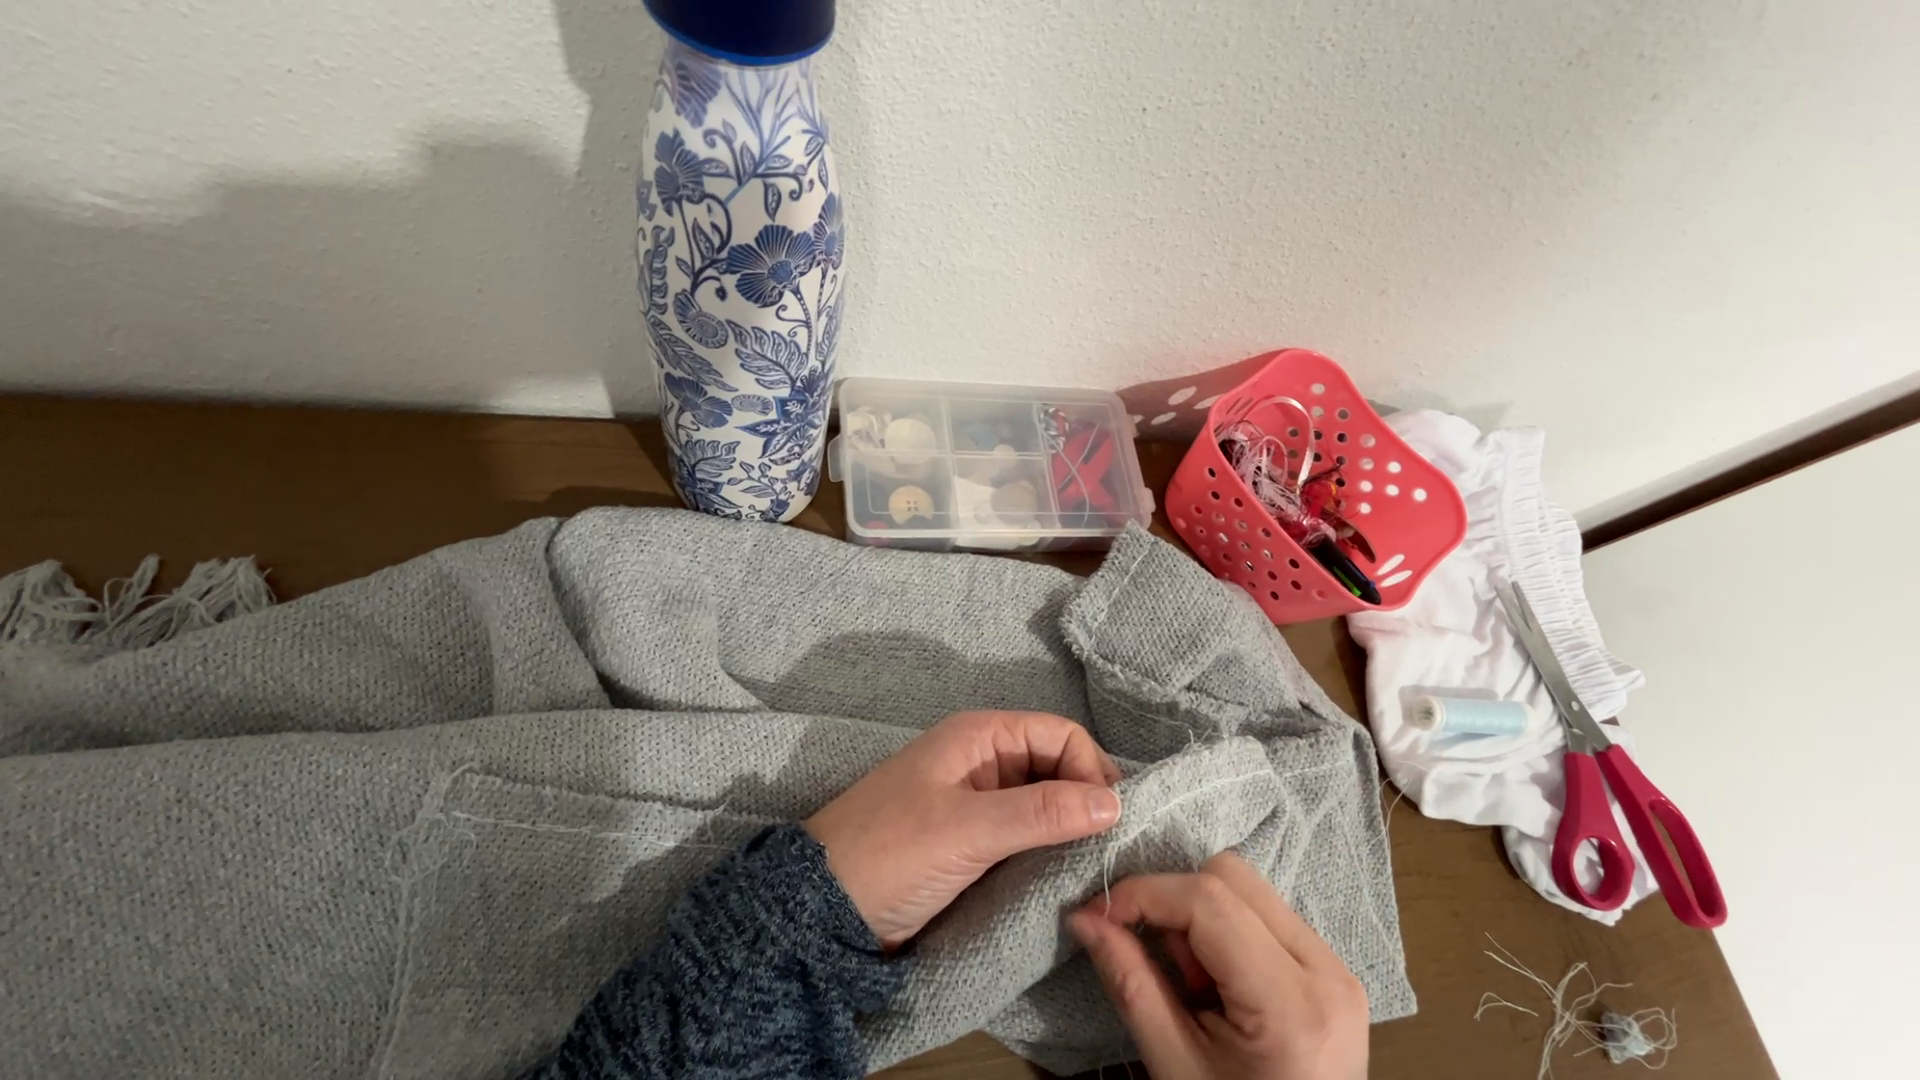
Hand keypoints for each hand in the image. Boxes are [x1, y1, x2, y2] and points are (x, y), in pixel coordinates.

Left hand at [805, 709, 1122, 949]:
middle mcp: (983, 760)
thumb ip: (1041, 812)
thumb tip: (1115, 803)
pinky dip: (1049, 847)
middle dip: (1087, 798)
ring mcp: (977, 801)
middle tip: (1116, 848)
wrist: (821, 908)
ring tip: (1100, 863)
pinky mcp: (973, 840)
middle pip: (1056, 766)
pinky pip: (1025, 832)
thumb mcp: (967, 829)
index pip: (1060, 735)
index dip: (1092, 770)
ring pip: (1044, 801)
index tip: (1114, 821)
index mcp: (979, 736)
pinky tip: (1067, 872)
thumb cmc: (890, 853)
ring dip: (1071, 826)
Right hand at [1069, 853, 1368, 1079]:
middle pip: (1230, 876)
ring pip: (1247, 886)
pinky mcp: (1334, 966)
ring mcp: (1337, 965)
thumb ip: (1129, 981)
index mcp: (1291, 1004)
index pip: (1208, 900)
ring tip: (1197, 981)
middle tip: (1166, 966)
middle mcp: (1327, 970)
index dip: (1144, 893)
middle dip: (1176, 903)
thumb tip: (1083, 917)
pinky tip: (1222, 981)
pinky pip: (1265, 910)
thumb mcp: (1173, 1064)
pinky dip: (1227, 927)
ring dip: (1201, 914)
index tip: (1098, 914)